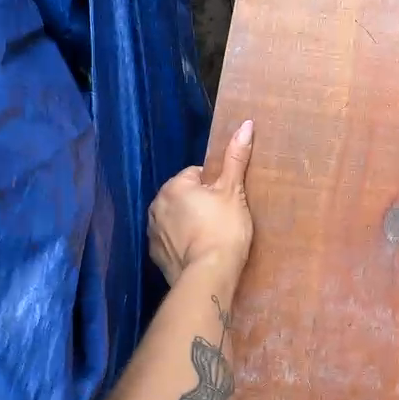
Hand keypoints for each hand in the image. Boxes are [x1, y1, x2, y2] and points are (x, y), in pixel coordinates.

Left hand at [148, 119, 254, 284]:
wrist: (208, 275)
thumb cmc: (223, 228)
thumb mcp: (233, 191)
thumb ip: (236, 158)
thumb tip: (246, 124)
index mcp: (174, 186)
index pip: (197, 175)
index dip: (216, 186)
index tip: (227, 202)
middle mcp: (156, 205)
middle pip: (184, 195)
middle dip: (200, 203)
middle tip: (222, 218)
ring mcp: (153, 231)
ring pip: (176, 217)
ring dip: (190, 221)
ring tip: (212, 235)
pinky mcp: (155, 254)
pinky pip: (171, 239)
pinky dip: (182, 242)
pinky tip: (200, 250)